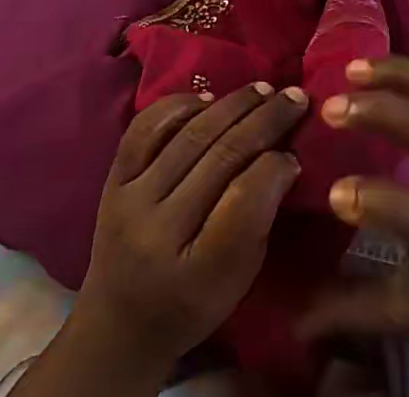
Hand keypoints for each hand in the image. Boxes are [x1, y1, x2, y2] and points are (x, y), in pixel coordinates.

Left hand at [72, 82, 311, 375]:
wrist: (120, 320)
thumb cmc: (191, 305)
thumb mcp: (237, 280)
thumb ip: (258, 221)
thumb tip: (283, 157)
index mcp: (199, 269)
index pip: (242, 201)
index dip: (274, 167)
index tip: (296, 150)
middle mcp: (158, 226)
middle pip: (217, 157)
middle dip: (262, 121)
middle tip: (293, 96)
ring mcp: (130, 197)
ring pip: (187, 136)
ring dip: (228, 106)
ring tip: (260, 89)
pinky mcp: (112, 178)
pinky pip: (144, 128)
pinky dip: (177, 106)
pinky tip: (207, 98)